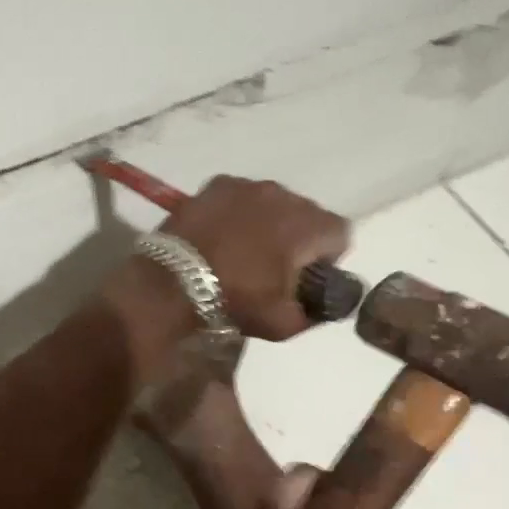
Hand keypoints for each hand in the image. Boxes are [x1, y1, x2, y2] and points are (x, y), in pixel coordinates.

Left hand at [162, 175, 349, 340]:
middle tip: (270, 268)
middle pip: (305, 214)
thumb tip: (323, 305)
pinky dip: (236, 213)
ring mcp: (246, 185)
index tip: (303, 278)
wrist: (169, 282)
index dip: (326, 258)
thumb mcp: (283, 323)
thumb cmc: (233, 301)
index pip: (340, 234)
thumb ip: (315, 313)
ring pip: (271, 203)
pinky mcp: (214, 185)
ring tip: (241, 251)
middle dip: (296, 239)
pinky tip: (218, 236)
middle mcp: (282, 194)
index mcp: (307, 224)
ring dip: (265, 223)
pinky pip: (239, 198)